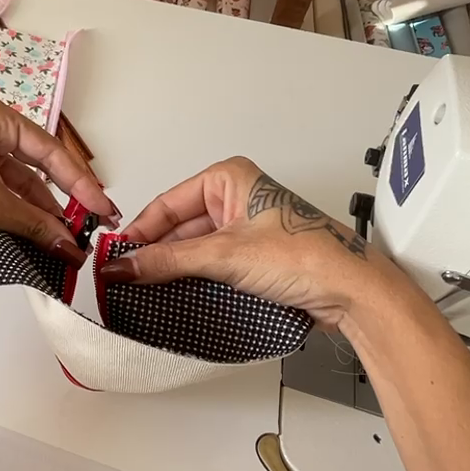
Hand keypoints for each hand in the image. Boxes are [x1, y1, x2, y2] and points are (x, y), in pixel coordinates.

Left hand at [0, 99, 118, 263]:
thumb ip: (35, 223)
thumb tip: (69, 244)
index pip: (51, 151)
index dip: (81, 183)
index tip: (103, 208)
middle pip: (41, 165)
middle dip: (65, 198)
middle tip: (93, 224)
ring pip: (24, 182)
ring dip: (45, 211)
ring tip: (70, 240)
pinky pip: (7, 191)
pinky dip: (24, 212)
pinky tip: (44, 234)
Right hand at [100, 156, 415, 327]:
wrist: (355, 292)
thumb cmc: (307, 255)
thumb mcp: (224, 255)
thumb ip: (169, 261)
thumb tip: (126, 265)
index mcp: (228, 178)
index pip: (168, 204)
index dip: (140, 231)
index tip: (115, 254)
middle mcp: (234, 197)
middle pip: (178, 226)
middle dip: (153, 251)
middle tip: (123, 275)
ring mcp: (243, 228)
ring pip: (192, 246)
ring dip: (170, 267)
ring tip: (141, 286)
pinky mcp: (252, 256)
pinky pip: (209, 262)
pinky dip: (190, 276)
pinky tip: (171, 291)